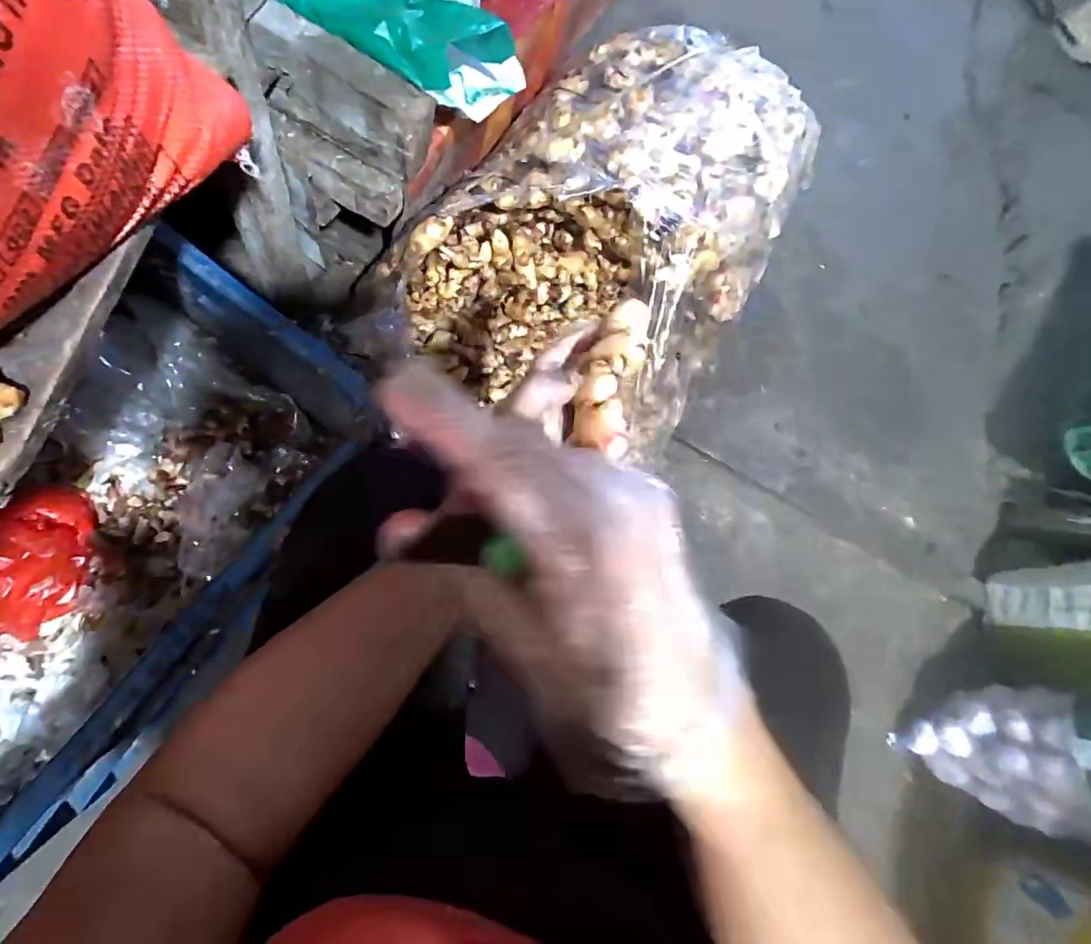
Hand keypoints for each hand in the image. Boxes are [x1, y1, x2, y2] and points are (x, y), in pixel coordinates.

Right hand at [379, 362, 749, 795]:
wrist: (694, 704)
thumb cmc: (602, 692)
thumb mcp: (523, 649)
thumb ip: (465, 574)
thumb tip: (399, 528)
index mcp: (586, 544)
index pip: (503, 464)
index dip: (446, 421)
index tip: (395, 387)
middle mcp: (617, 497)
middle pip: (517, 445)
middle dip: (460, 449)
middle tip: (432, 497)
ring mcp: (637, 486)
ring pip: (540, 451)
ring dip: (494, 469)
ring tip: (482, 526)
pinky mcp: (644, 487)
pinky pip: (566, 463)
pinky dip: (529, 478)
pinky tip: (527, 523)